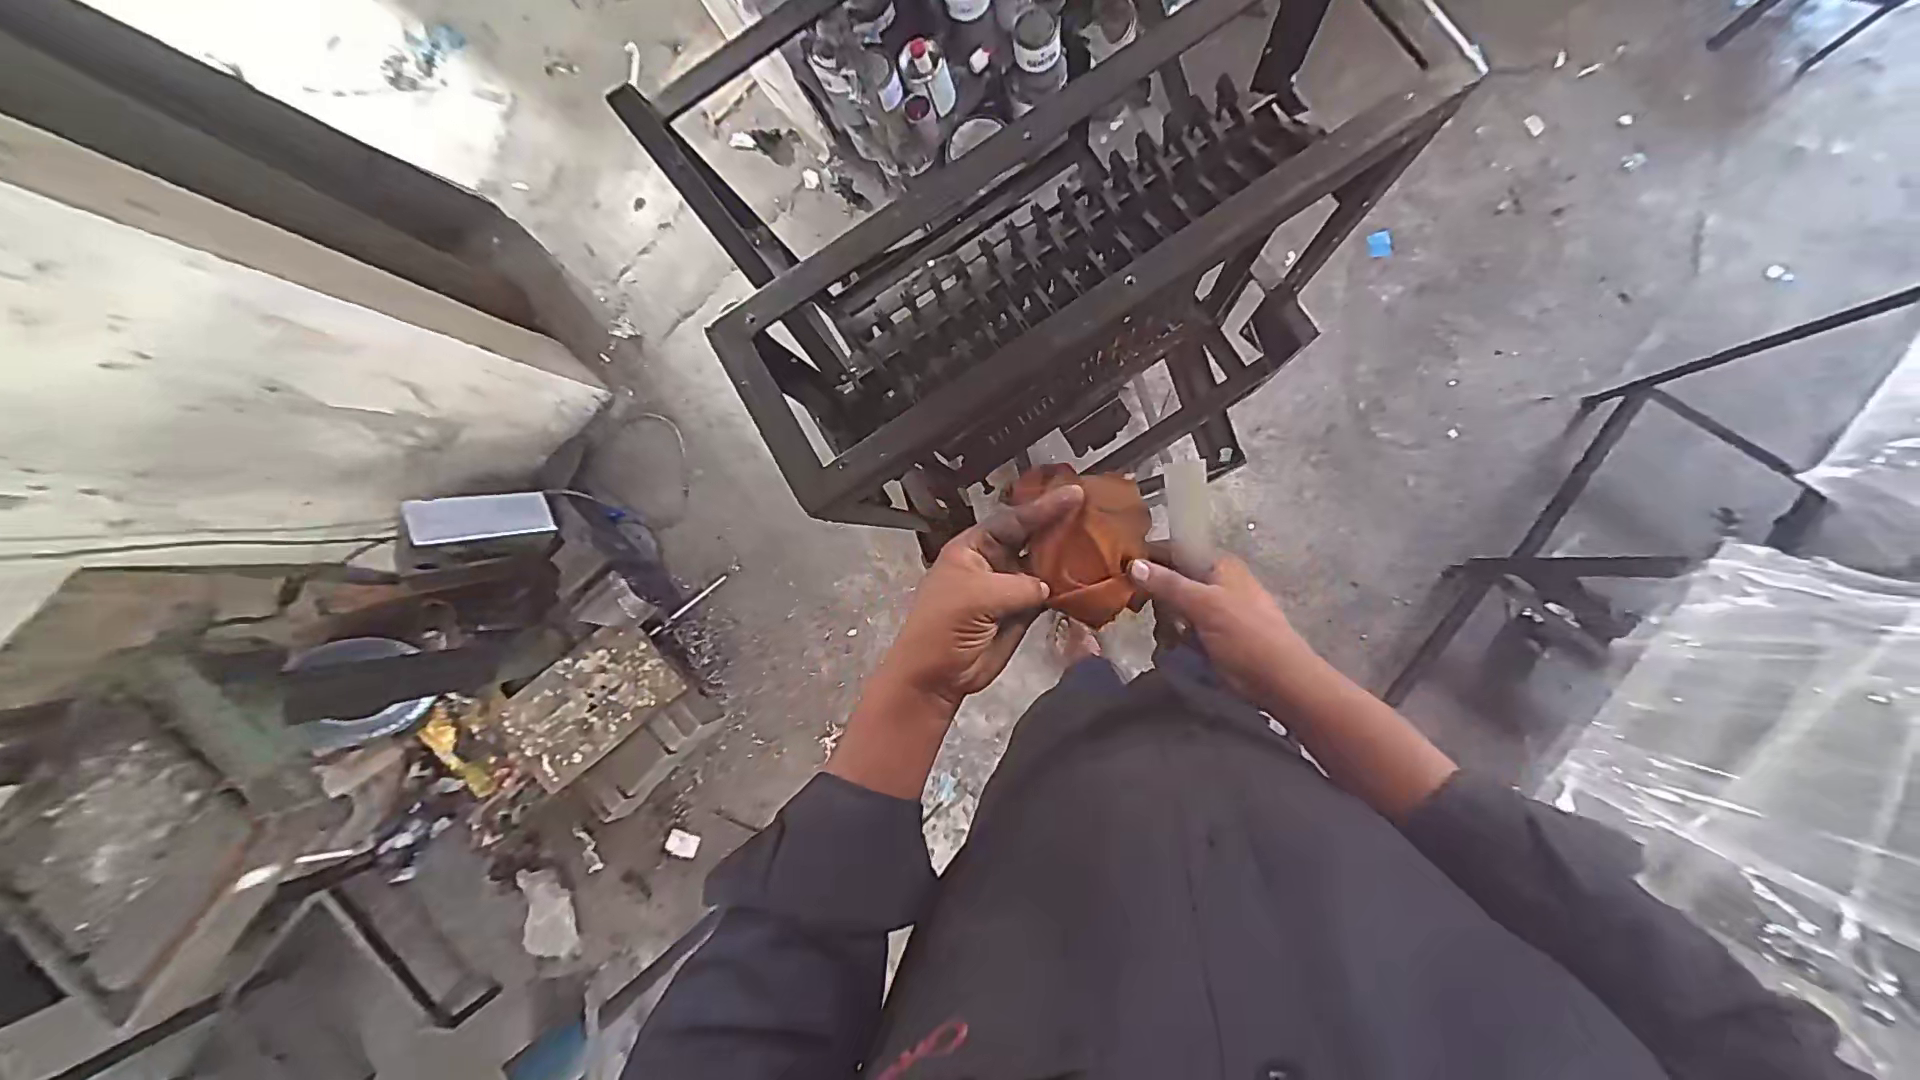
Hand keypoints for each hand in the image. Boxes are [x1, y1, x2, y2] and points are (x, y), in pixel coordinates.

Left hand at [876, 485, 1084, 708]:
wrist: (937, 675)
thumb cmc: (944, 626)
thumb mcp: (977, 596)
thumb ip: (1019, 586)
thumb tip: (1047, 588)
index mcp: (973, 547)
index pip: (1012, 520)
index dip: (1043, 507)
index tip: (1074, 494)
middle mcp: (993, 562)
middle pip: (1032, 538)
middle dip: (1059, 526)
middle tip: (1094, 512)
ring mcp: (1009, 588)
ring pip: (1044, 565)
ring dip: (1068, 557)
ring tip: (1100, 541)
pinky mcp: (1022, 612)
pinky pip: (1049, 595)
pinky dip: (1067, 588)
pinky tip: (1090, 578)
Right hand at [1127, 552, 1316, 702]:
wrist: (1281, 681)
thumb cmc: (1246, 636)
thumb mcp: (1204, 605)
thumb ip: (1168, 583)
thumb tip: (1133, 564)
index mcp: (1220, 564)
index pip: (1175, 548)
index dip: (1149, 557)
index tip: (1123, 572)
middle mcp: (1217, 580)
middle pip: (1172, 577)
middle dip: (1156, 594)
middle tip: (1139, 608)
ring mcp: (1216, 607)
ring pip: (1175, 604)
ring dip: (1165, 619)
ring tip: (1165, 635)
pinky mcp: (1214, 632)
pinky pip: (1184, 625)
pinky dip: (1175, 634)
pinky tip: (1173, 645)